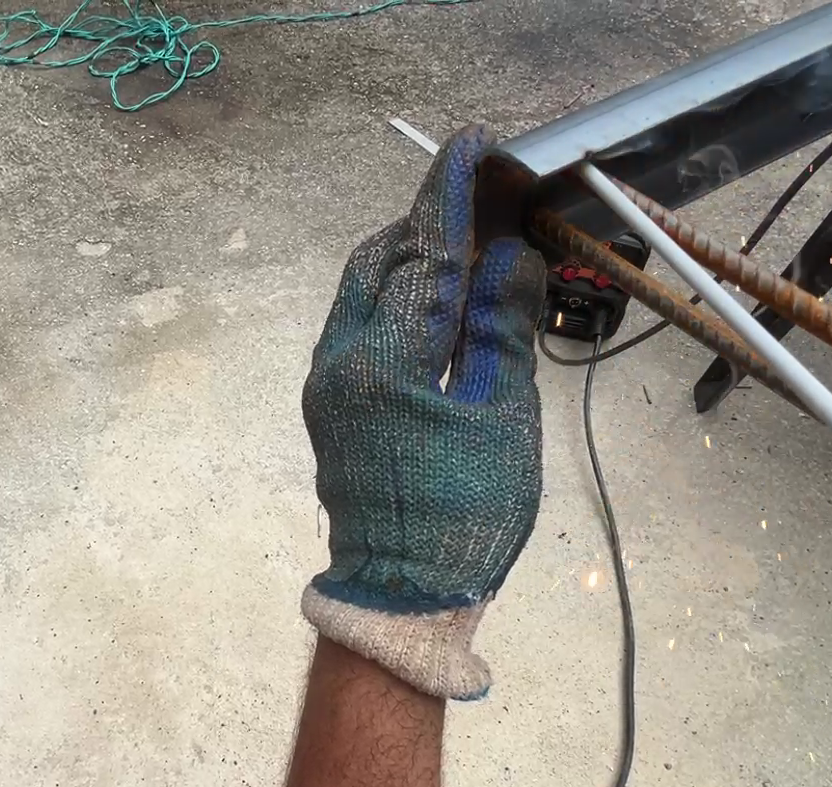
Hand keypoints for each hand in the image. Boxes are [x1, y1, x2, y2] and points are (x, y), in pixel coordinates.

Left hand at [300, 124, 546, 699]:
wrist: (401, 591)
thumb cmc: (464, 514)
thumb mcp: (500, 417)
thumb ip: (499, 329)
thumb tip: (506, 256)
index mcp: (384, 362)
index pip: (421, 256)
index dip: (450, 199)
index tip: (475, 150)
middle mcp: (339, 363)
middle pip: (375, 266)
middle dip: (424, 231)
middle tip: (479, 218)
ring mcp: (325, 386)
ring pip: (360, 297)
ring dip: (407, 268)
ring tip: (462, 261)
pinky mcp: (327, 408)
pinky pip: (355, 331)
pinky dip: (392, 306)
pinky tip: (429, 313)